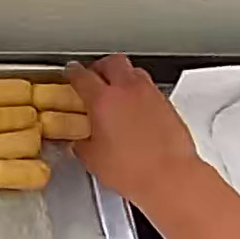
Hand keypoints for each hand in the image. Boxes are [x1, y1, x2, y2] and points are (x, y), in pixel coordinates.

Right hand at [67, 55, 205, 211]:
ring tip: (115, 91)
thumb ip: (83, 145)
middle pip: (112, 62)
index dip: (73, 73)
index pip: (82, 76)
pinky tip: (134, 108)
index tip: (71, 73)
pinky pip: (149, 88)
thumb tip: (81, 143)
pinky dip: (138, 92)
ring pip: (133, 71)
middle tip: (93, 76)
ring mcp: (150, 94)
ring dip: (121, 76)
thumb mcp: (93, 160)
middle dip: (100, 67)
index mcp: (103, 100)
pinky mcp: (166, 104)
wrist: (168, 176)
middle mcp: (128, 90)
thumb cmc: (134, 169)